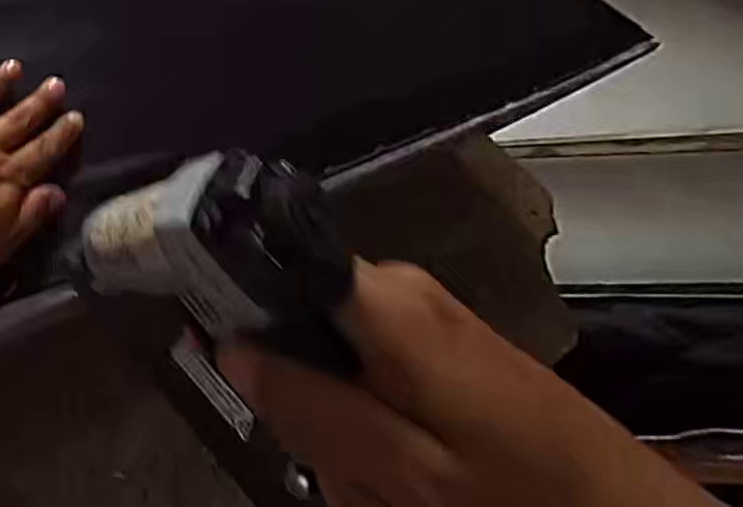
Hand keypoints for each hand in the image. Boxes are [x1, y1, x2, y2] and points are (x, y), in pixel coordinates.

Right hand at [218, 260, 715, 506]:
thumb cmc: (521, 498)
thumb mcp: (404, 472)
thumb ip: (309, 405)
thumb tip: (229, 349)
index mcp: (380, 296)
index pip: (276, 259)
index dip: (239, 294)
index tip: (221, 343)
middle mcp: (396, 285)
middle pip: (301, 317)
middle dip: (303, 387)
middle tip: (334, 457)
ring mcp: (423, 312)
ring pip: (333, 351)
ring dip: (338, 416)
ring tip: (380, 482)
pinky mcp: (442, 342)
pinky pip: (372, 367)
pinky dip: (371, 419)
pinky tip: (405, 474)